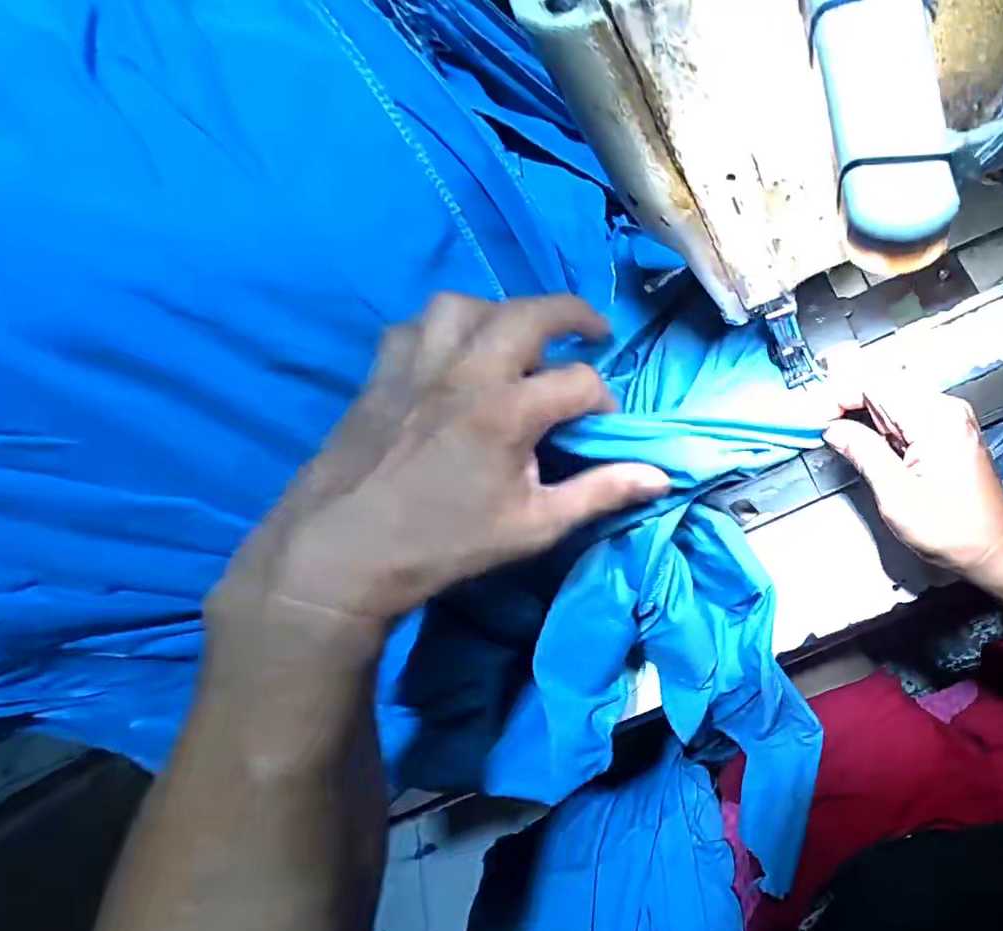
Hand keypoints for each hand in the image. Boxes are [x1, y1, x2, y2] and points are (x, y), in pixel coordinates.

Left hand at [210, 293, 670, 638]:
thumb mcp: (537, 526)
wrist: (342, 553)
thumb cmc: (447, 543)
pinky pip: (415, 325)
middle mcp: (463, 372)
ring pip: (463, 305)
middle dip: (572, 314)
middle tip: (594, 330)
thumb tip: (660, 476)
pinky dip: (445, 327)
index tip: (603, 427)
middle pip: (528, 314)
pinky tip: (455, 354)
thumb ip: (601, 492)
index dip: (604, 400)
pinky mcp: (380, 375)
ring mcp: (416, 367)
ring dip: (502, 312)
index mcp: (506, 411)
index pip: (579, 381)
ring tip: (519, 337)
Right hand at [822, 382, 1002, 588]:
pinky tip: (867, 440)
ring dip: (863, 413)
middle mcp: (946, 408)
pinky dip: (882, 424)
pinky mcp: (948, 432)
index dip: (839, 396)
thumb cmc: (952, 530)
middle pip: (884, 386)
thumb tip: (834, 429)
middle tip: (820, 426)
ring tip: (837, 434)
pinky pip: (908, 415)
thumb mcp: (897, 495)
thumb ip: (864, 453)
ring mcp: (949, 419)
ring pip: (894, 399)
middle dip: (848, 402)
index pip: (876, 384)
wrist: (994, 548)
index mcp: (935, 418)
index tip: (815, 419)